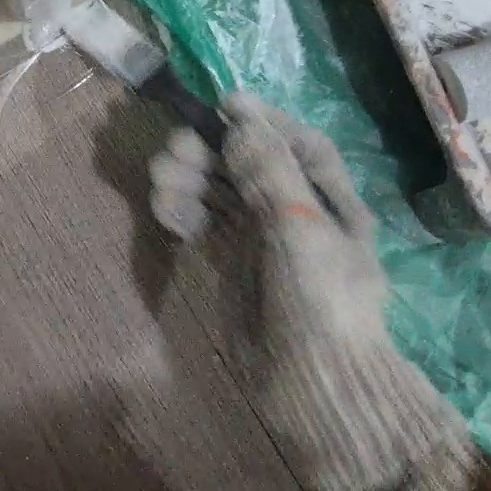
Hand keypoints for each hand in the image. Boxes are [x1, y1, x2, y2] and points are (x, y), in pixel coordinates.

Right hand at [152, 95, 490, 490]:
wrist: (311, 386)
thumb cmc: (320, 298)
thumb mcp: (301, 225)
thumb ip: (269, 169)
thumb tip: (238, 118)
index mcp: (329, 198)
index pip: (297, 143)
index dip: (262, 119)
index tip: (224, 104)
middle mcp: (295, 211)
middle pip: (248, 163)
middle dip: (211, 150)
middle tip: (175, 147)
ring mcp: (261, 238)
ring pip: (220, 191)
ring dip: (189, 176)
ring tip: (160, 175)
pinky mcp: (231, 263)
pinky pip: (204, 224)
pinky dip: (183, 212)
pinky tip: (166, 212)